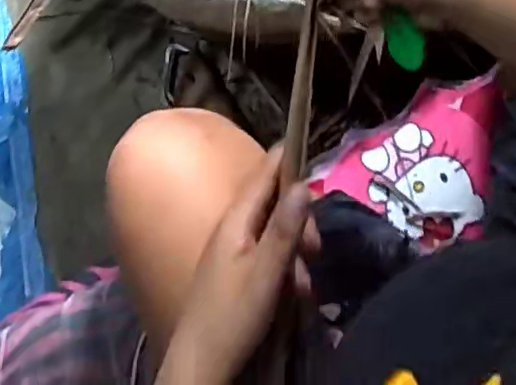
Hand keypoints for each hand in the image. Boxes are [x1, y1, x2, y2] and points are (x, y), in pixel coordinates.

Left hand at [158, 146, 317, 384]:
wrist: (200, 366)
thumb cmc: (232, 316)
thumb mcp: (266, 273)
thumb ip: (284, 228)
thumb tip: (304, 182)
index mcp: (237, 216)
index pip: (265, 171)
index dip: (288, 158)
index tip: (312, 152)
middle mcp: (234, 224)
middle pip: (274, 203)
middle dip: (300, 220)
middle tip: (316, 250)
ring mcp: (233, 247)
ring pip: (274, 231)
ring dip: (294, 250)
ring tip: (303, 285)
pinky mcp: (237, 269)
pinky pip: (267, 254)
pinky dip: (284, 267)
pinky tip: (292, 294)